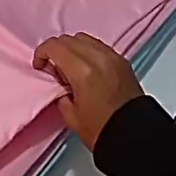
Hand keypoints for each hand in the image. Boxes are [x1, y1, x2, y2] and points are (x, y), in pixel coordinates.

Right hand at [34, 33, 143, 149]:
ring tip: (71, 68)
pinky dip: (88, 51)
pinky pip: (99, 46)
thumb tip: (60, 79)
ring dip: (73, 48)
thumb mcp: (71, 115)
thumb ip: (60, 91)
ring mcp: (112, 56)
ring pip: (85, 38)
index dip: (42, 53)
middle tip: (54, 69)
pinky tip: (87, 68)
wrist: (135, 137)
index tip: (40, 66)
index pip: (55, 46)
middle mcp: (98, 57)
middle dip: (56, 50)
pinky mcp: (122, 61)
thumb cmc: (100, 130)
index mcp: (83, 70)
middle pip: (69, 39)